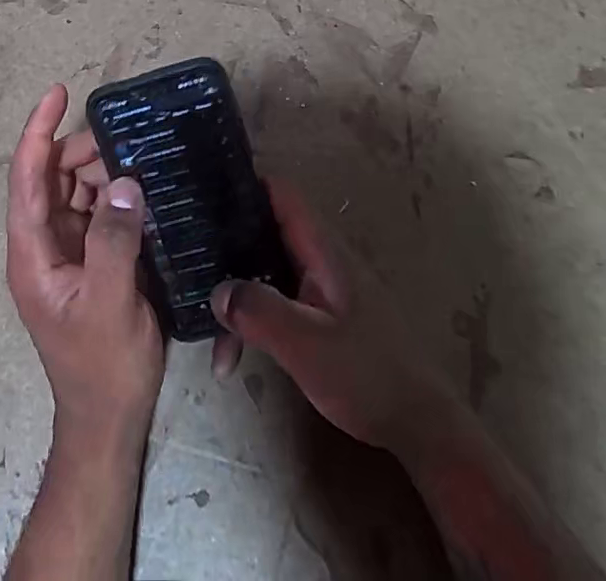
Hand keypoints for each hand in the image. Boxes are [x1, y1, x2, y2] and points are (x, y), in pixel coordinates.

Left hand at [6, 85, 164, 433]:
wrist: (109, 414)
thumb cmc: (102, 363)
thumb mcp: (109, 302)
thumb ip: (114, 242)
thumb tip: (126, 183)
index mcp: (32, 253)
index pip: (27, 179)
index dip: (38, 132)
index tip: (58, 92)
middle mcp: (45, 245)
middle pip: (54, 179)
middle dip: (84, 152)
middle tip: (129, 141)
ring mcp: (70, 253)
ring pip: (80, 194)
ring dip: (106, 173)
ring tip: (143, 162)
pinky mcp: (95, 261)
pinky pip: (102, 213)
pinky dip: (120, 196)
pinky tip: (146, 188)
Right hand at [211, 180, 457, 454]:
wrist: (416, 420)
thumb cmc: (365, 375)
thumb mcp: (306, 345)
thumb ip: (260, 312)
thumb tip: (217, 290)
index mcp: (324, 251)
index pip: (283, 194)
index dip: (245, 186)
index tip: (203, 196)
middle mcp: (323, 259)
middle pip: (267, 231)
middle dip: (228, 250)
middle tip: (189, 272)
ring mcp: (324, 286)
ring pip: (268, 272)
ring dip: (239, 298)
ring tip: (215, 347)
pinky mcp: (322, 313)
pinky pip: (278, 299)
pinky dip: (254, 318)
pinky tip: (235, 355)